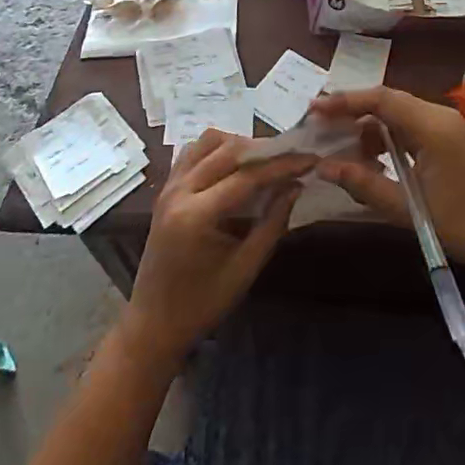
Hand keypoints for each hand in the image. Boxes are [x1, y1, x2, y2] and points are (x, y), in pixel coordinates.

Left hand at [120, 130, 316, 363]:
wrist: (154, 321)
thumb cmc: (202, 303)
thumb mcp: (245, 268)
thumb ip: (272, 224)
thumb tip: (296, 187)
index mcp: (196, 215)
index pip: (246, 176)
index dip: (281, 165)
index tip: (310, 158)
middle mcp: (178, 191)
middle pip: (226, 150)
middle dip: (263, 149)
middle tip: (292, 156)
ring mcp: (168, 187)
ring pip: (206, 143)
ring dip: (238, 144)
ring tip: (265, 161)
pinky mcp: (166, 190)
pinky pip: (192, 153)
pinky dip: (217, 151)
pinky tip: (236, 166)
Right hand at [310, 88, 464, 274]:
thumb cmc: (463, 224)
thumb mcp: (407, 208)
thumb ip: (364, 183)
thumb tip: (323, 167)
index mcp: (434, 127)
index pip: (382, 99)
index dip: (345, 101)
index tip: (314, 108)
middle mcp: (441, 117)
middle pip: (388, 102)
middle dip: (352, 112)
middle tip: (320, 126)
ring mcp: (447, 128)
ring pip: (398, 115)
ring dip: (369, 128)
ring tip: (343, 150)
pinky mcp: (449, 141)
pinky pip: (410, 128)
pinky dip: (386, 139)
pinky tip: (372, 160)